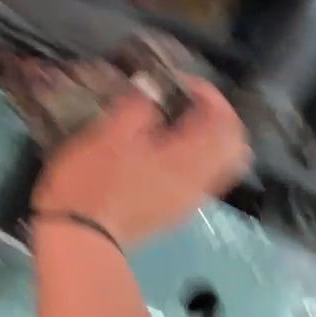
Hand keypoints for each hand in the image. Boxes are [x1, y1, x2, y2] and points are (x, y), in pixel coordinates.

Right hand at [32, 80, 248, 246]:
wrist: (82, 236)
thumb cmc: (91, 181)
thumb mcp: (108, 135)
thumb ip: (136, 107)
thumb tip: (151, 87)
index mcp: (189, 160)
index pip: (224, 122)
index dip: (208, 94)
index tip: (177, 80)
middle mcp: (201, 181)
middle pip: (233, 144)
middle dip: (215, 115)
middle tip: (184, 98)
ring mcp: (190, 199)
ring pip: (220, 162)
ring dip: (206, 135)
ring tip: (172, 120)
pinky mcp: (174, 209)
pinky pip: (201, 175)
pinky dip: (193, 154)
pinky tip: (159, 149)